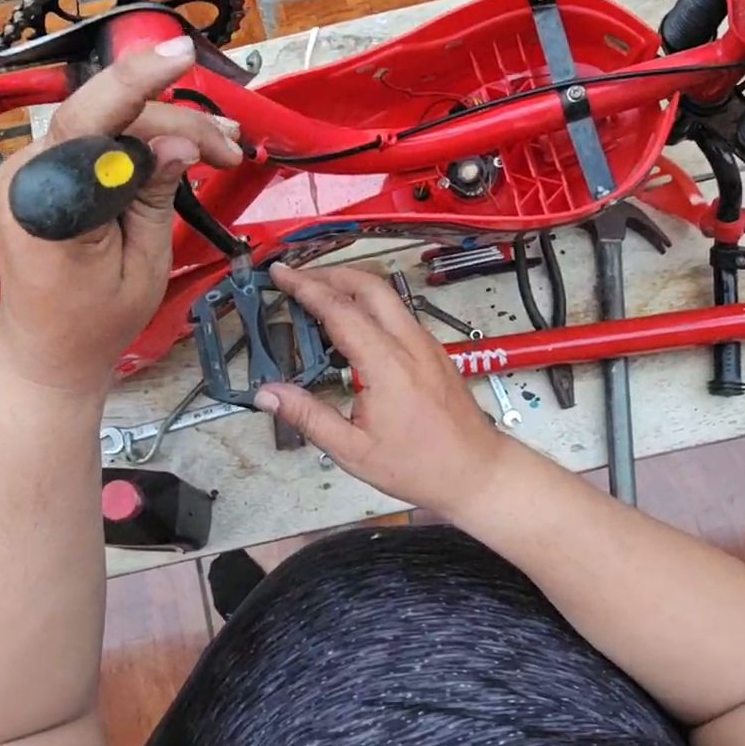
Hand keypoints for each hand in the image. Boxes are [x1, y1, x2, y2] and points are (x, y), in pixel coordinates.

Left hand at [0, 36, 242, 394]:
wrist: (46, 352)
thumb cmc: (94, 324)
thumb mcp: (142, 265)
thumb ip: (155, 198)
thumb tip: (180, 145)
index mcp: (45, 202)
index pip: (94, 123)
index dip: (140, 85)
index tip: (183, 59)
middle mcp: (27, 173)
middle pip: (107, 116)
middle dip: (175, 123)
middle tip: (230, 149)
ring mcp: (31, 170)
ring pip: (105, 122)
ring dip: (165, 127)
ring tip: (221, 146)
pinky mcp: (45, 173)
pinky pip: (97, 140)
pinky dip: (141, 141)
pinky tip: (182, 150)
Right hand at [252, 263, 517, 513]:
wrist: (476, 472)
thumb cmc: (420, 465)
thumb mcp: (352, 450)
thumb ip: (308, 416)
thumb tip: (267, 394)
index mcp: (387, 365)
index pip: (340, 310)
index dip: (305, 287)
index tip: (281, 274)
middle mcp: (410, 344)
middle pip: (368, 285)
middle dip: (329, 273)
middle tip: (297, 278)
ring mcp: (426, 344)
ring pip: (387, 295)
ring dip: (350, 286)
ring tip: (319, 296)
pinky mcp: (434, 350)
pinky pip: (398, 313)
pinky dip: (369, 305)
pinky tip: (351, 326)